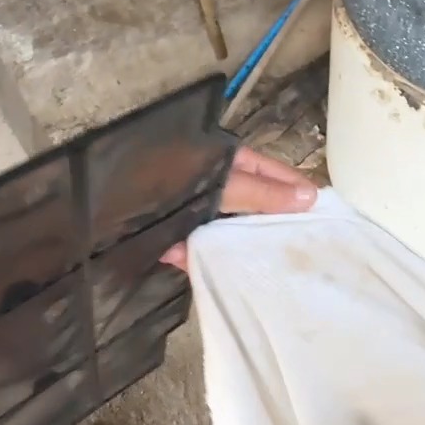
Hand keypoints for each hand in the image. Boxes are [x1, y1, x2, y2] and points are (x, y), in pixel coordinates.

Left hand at [159, 147, 317, 270]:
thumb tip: (310, 197)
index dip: (295, 190)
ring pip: (224, 227)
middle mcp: (214, 180)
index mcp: (228, 160)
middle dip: (265, 225)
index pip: (272, 173)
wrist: (102, 203)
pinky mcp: (172, 228)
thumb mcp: (223, 185)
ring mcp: (193, 205)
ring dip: (226, 244)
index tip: (322, 214)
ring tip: (242, 263)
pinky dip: (192, 253)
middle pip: (251, 203)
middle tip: (294, 249)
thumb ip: (262, 194)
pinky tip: (185, 259)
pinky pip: (194, 243)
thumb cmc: (166, 178)